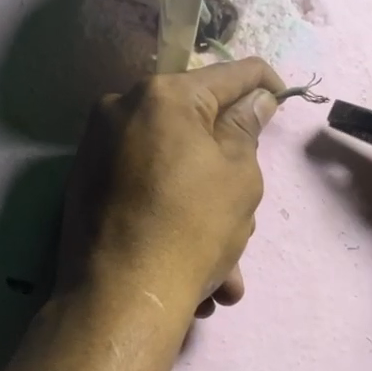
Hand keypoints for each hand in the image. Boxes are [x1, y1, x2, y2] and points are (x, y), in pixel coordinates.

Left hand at [7, 58, 284, 370]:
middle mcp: (122, 108)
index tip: (285, 96)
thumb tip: (254, 99)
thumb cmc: (191, 226)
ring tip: (225, 274)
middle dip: (229, 173)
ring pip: (173, 169)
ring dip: (205, 213)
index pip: (229, 74)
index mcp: (162, 95)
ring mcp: (98, 146)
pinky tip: (198, 275)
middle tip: (247, 217)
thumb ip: (246, 128)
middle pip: (195, 127)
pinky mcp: (86, 182)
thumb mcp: (239, 175)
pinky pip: (145, 190)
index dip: (265, 82)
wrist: (117, 297)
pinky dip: (172, 219)